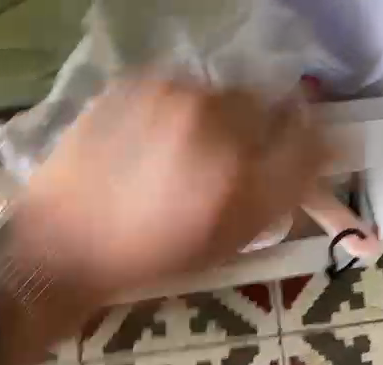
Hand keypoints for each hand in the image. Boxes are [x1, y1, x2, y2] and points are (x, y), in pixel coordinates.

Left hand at [11, 77, 326, 308]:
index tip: (312, 157)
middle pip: (273, 110)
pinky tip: (160, 144)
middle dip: (268, 133)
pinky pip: (185, 89)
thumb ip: (274, 206)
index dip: (319, 149)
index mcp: (243, 186)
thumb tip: (314, 168)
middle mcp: (218, 130)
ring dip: (225, 120)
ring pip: (228, 96)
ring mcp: (175, 99)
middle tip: (241, 163)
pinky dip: (185, 112)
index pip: (312, 144)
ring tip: (192, 157)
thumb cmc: (148, 263)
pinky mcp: (139, 83)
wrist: (64, 244)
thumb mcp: (222, 249)